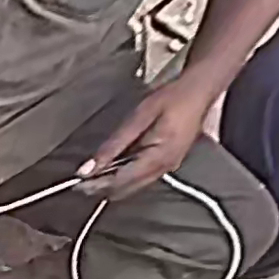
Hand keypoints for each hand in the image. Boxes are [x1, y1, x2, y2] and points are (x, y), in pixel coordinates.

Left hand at [79, 77, 215, 199]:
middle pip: (123, 190)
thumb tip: (87, 169)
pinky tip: (109, 170)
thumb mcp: (139, 117)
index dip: (96, 185)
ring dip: (109, 185)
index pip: (120, 182)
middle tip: (80, 182)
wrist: (202, 88)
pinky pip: (136, 181)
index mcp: (160, 157)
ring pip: (128, 189)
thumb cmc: (173, 97)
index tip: (76, 184)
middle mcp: (164, 168)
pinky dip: (119, 179)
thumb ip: (112, 145)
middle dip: (100, 188)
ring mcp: (165, 169)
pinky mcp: (163, 167)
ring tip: (92, 175)